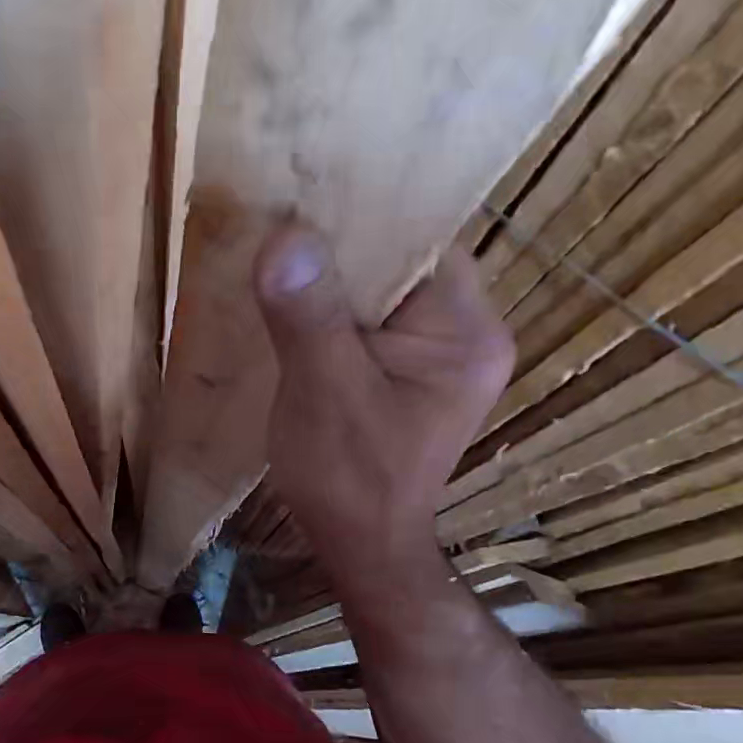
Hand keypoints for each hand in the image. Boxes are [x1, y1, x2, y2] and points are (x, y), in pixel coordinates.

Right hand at [253, 225, 512, 601]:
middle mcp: (466, 332)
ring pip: (380, 289)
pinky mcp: (409, 370)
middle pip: (400, 260)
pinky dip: (330, 308)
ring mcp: (438, 353)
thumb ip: (309, 316)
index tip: (300, 196)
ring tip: (275, 256)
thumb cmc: (349, 478)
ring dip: (330, 278)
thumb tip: (285, 237)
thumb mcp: (324, 394)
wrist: (361, 546)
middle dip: (339, 247)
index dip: (360, 215)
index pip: (420, 241)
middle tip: (276, 222)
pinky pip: (370, 318)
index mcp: (465, 332)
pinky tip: (291, 303)